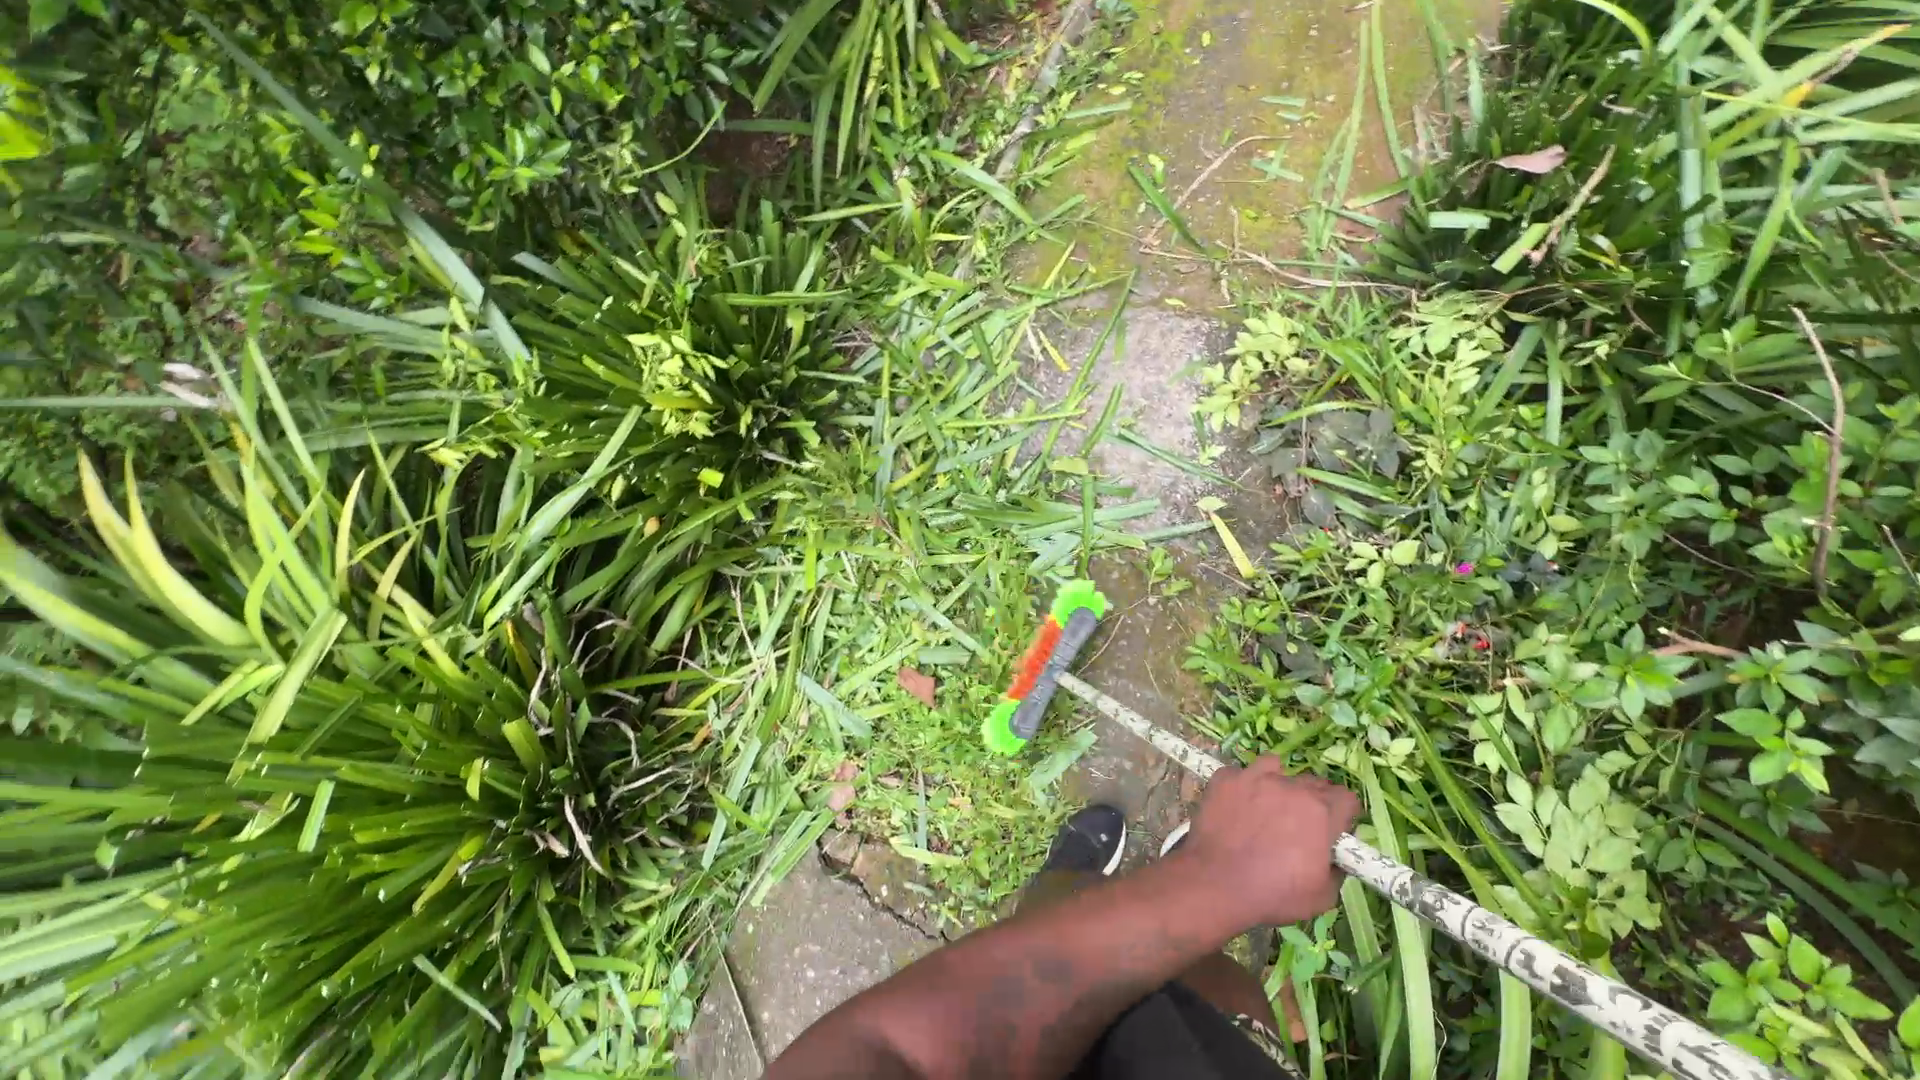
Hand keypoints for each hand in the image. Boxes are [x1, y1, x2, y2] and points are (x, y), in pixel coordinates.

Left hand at [1179, 757, 1360, 926]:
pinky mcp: (1226, 778)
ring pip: (1276, 769)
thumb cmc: (1274, 893)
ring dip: (1278, 785)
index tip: (1332, 829)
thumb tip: (1335, 855)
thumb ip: (1337, 868)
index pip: (1346, 799)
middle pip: (1313, 784)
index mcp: (1321, 812)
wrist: (1216, 883)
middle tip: (1297, 825)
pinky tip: (1237, 805)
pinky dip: (1243, 786)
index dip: (1342, 815)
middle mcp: (1291, 786)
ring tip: (1267, 807)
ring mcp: (1255, 777)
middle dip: (1312, 802)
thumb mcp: (1323, 895)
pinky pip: (1241, 773)